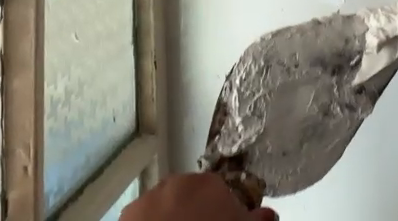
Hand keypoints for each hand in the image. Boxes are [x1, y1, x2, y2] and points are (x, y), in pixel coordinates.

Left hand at [123, 175, 277, 220]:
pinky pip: (143, 217)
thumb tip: (269, 214)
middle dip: (195, 212)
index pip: (220, 193)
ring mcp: (151, 196)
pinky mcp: (128, 213)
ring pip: (166, 205)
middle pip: (191, 196)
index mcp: (210, 184)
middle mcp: (180, 181)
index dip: (222, 212)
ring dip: (171, 217)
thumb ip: (257, 220)